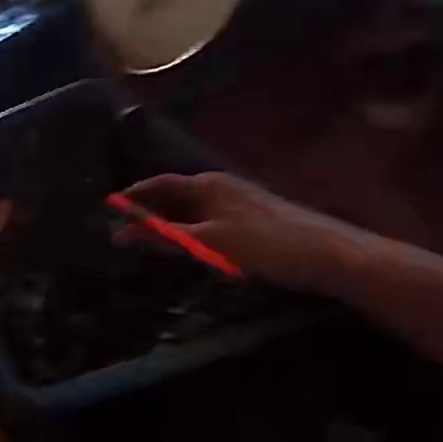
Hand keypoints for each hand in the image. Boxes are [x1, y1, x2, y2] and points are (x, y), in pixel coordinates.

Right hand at [115, 173, 365, 291]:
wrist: (332, 257)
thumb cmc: (264, 245)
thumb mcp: (206, 243)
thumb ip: (162, 236)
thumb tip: (119, 233)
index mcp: (207, 185)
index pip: (158, 184)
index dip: (132, 195)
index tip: (109, 207)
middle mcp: (221, 187)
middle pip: (174, 196)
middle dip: (148, 212)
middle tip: (125, 231)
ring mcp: (239, 202)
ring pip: (193, 210)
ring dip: (169, 223)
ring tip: (151, 242)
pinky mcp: (254, 219)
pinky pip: (209, 220)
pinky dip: (190, 230)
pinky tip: (190, 248)